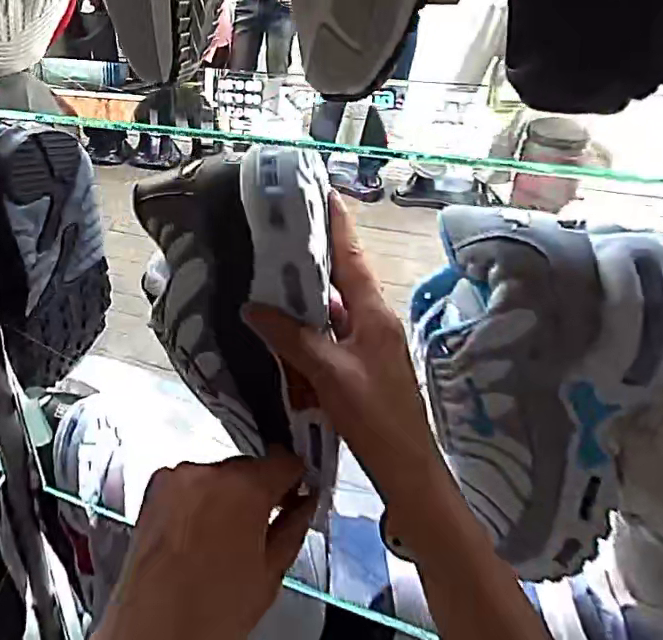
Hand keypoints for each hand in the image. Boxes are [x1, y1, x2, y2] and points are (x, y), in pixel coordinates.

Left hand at [94, 453, 314, 639]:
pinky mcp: (157, 484)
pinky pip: (188, 482)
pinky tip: (196, 533)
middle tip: (261, 523)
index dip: (295, 475)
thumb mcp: (269, 573)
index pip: (283, 461)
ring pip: (216, 475)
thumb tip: (303, 506)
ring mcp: (180, 475)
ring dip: (224, 495)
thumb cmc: (208, 610)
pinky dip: (195, 498)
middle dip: (257, 490)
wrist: (156, 625)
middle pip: (248, 468)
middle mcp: (211, 472)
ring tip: (222, 538)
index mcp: (246, 489)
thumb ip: (293, 528)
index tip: (297, 484)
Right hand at [245, 196, 450, 515]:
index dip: (337, 222)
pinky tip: (286, 332)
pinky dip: (310, 330)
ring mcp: (370, 342)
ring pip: (334, 308)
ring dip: (307, 298)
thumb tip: (253, 307)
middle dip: (314, 255)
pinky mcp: (363, 362)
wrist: (409, 471)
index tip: (322, 190)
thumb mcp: (328, 373)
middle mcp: (374, 318)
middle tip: (282, 232)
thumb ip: (291, 337)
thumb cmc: (375, 416)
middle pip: (341, 276)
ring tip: (274, 278)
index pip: (351, 255)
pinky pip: (332, 334)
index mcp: (373, 311)